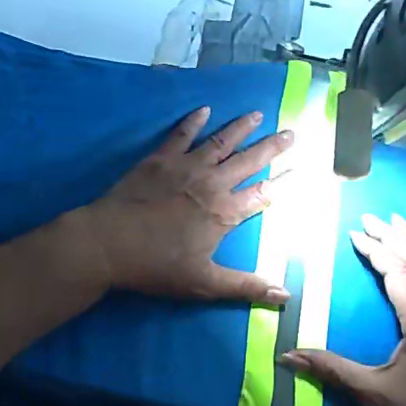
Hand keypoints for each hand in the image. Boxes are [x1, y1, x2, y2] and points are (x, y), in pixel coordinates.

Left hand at [65, 106, 292, 306]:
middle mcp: (211, 184)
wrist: (108, 242)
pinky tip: (203, 110)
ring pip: (220, 142)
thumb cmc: (155, 266)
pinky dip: (193, 121)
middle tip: (291, 134)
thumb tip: (285, 295)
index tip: (298, 170)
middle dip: (271, 148)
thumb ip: (245, 287)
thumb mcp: (204, 283)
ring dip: (241, 127)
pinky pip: (180, 135)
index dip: (281, 184)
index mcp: (224, 213)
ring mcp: (185, 167)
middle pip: (248, 161)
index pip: (261, 195)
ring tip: (257, 115)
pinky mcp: (159, 159)